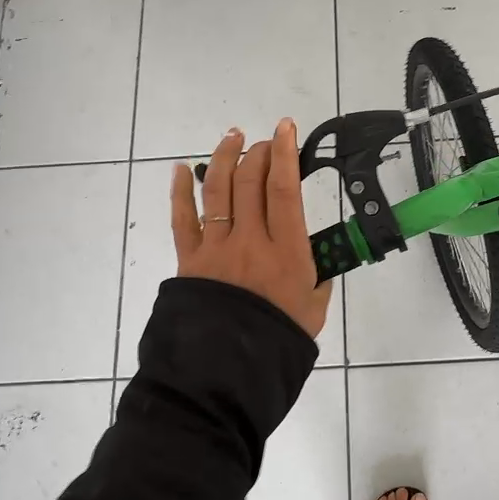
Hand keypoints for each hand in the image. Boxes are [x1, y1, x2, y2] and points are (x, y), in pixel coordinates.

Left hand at [171, 118, 332, 338]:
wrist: (227, 371)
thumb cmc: (277, 341)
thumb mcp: (314, 309)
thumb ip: (317, 279)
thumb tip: (315, 262)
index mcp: (286, 251)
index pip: (284, 189)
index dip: (285, 153)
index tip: (285, 128)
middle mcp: (250, 240)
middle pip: (249, 181)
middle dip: (257, 153)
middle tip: (263, 142)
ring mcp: (216, 248)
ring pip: (216, 190)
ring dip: (223, 158)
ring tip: (231, 137)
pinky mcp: (189, 260)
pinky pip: (182, 219)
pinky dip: (180, 191)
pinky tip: (180, 170)